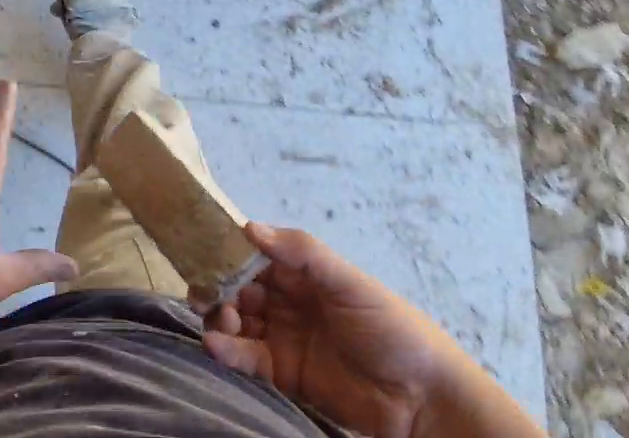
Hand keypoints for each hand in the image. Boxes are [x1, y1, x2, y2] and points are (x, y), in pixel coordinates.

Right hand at [202, 223, 477, 437]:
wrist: (427, 401)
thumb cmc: (392, 330)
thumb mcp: (351, 284)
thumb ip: (302, 252)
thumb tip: (247, 226)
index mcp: (299, 276)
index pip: (251, 258)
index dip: (225, 254)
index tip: (201, 255)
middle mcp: (285, 303)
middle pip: (235, 288)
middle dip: (215, 287)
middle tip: (204, 295)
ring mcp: (281, 338)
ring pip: (234, 321)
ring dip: (217, 317)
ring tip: (219, 320)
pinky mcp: (282, 373)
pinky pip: (245, 358)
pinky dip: (226, 350)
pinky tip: (216, 345)